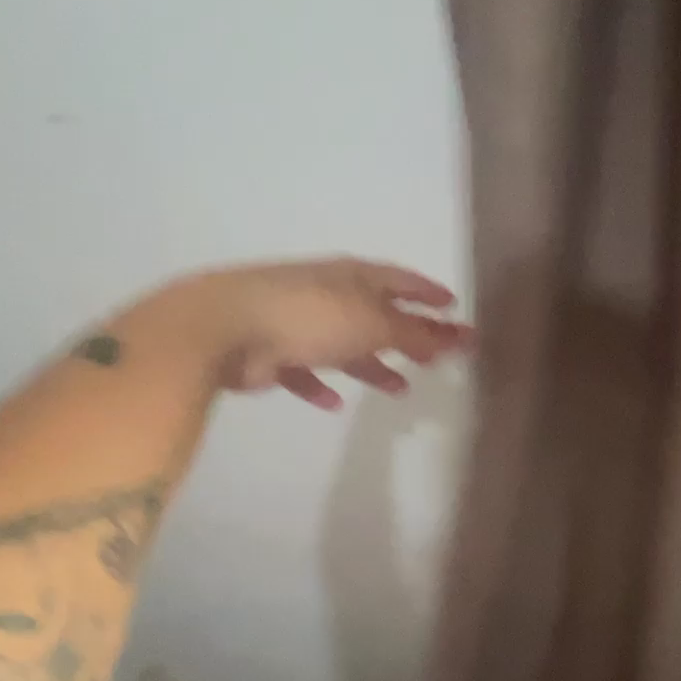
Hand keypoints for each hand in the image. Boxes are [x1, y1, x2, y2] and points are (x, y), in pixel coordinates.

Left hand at [148, 257, 466, 410]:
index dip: (428, 294)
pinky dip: (321, 385)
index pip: (401, 281)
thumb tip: (457, 337)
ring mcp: (296, 321)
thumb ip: (418, 335)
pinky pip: (304, 370)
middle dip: (408, 334)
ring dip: (372, 365)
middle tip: (436, 356)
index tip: (454, 308)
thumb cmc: (310, 318)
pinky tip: (334, 404)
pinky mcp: (271, 350)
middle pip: (377, 314)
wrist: (222, 328)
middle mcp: (327, 293)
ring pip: (345, 345)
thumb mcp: (375, 325)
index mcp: (353, 277)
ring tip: (399, 388)